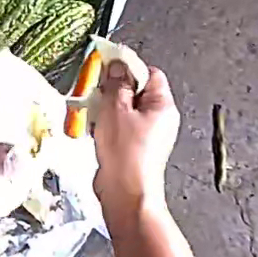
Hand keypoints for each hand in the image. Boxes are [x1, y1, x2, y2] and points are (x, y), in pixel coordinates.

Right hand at [92, 61, 179, 227]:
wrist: (125, 193)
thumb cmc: (126, 155)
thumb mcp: (115, 109)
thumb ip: (115, 83)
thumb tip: (117, 66)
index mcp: (163, 106)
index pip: (149, 73)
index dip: (128, 66)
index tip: (108, 64)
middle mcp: (159, 119)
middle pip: (136, 90)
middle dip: (113, 89)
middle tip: (98, 91)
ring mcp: (148, 134)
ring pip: (125, 109)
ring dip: (107, 108)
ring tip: (95, 114)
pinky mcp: (134, 146)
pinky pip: (120, 125)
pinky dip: (106, 124)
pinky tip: (95, 130)